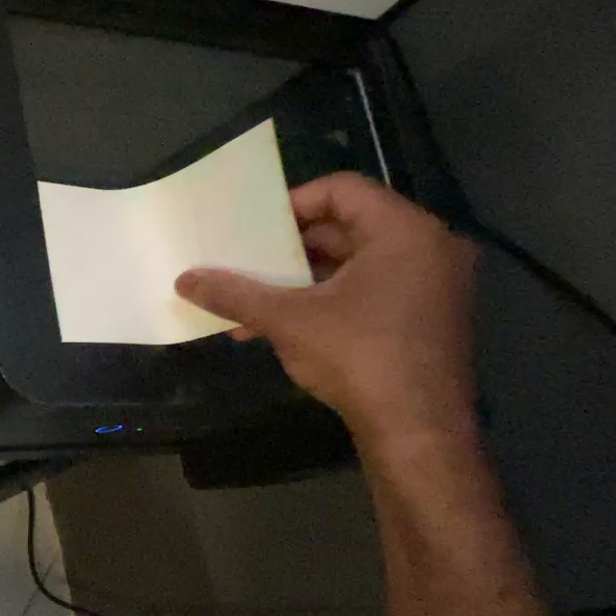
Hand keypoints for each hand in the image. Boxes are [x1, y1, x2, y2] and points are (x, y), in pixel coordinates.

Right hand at [174, 172, 478, 445]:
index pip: (342, 190)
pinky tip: (282, 327)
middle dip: (288, 249)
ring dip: (299, 280)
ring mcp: (431, 283)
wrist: (416, 425)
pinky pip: (368, 290)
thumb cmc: (357, 355)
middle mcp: (427, 247)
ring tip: (251, 303)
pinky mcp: (425, 316)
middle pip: (346, 226)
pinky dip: (325, 300)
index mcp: (403, 232)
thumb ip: (235, 294)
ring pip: (353, 264)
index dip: (290, 204)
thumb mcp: (286, 320)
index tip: (251, 231)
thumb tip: (184, 279)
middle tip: (245, 264)